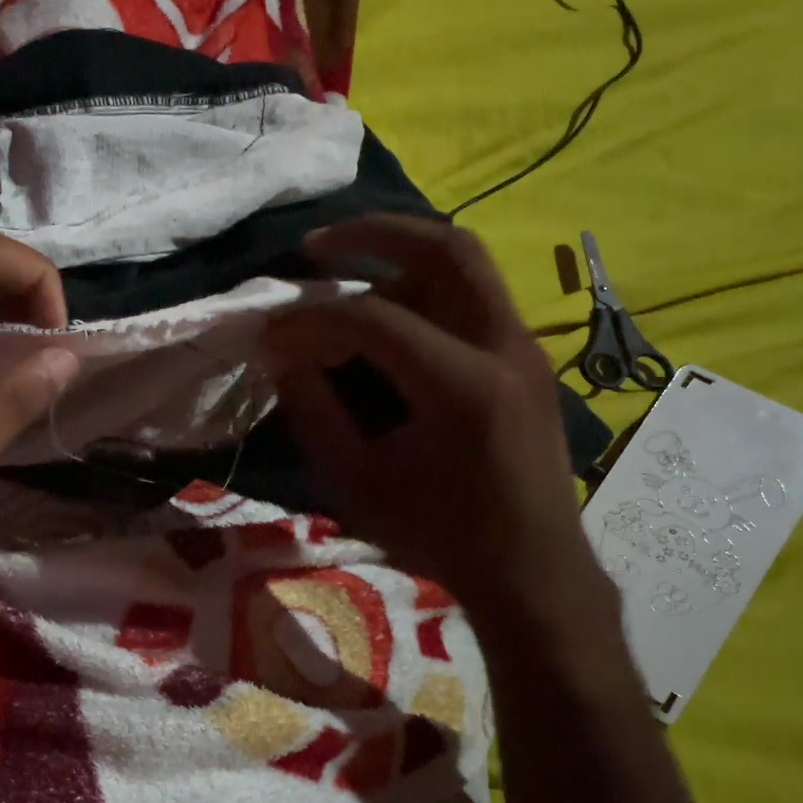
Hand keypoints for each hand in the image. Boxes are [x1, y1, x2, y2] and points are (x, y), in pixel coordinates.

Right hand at [263, 216, 600, 608]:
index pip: (373, 318)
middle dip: (375, 234)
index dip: (311, 317)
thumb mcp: (355, 479)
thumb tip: (281, 352)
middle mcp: (504, 348)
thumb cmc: (437, 532)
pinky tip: (384, 320)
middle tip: (316, 244)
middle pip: (448, 250)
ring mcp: (524, 349)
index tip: (270, 329)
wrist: (532, 568)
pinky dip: (422, 291)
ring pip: (464, 268)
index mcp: (461, 386)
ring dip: (399, 263)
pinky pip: (472, 298)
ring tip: (342, 285)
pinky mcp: (525, 360)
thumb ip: (313, 408)